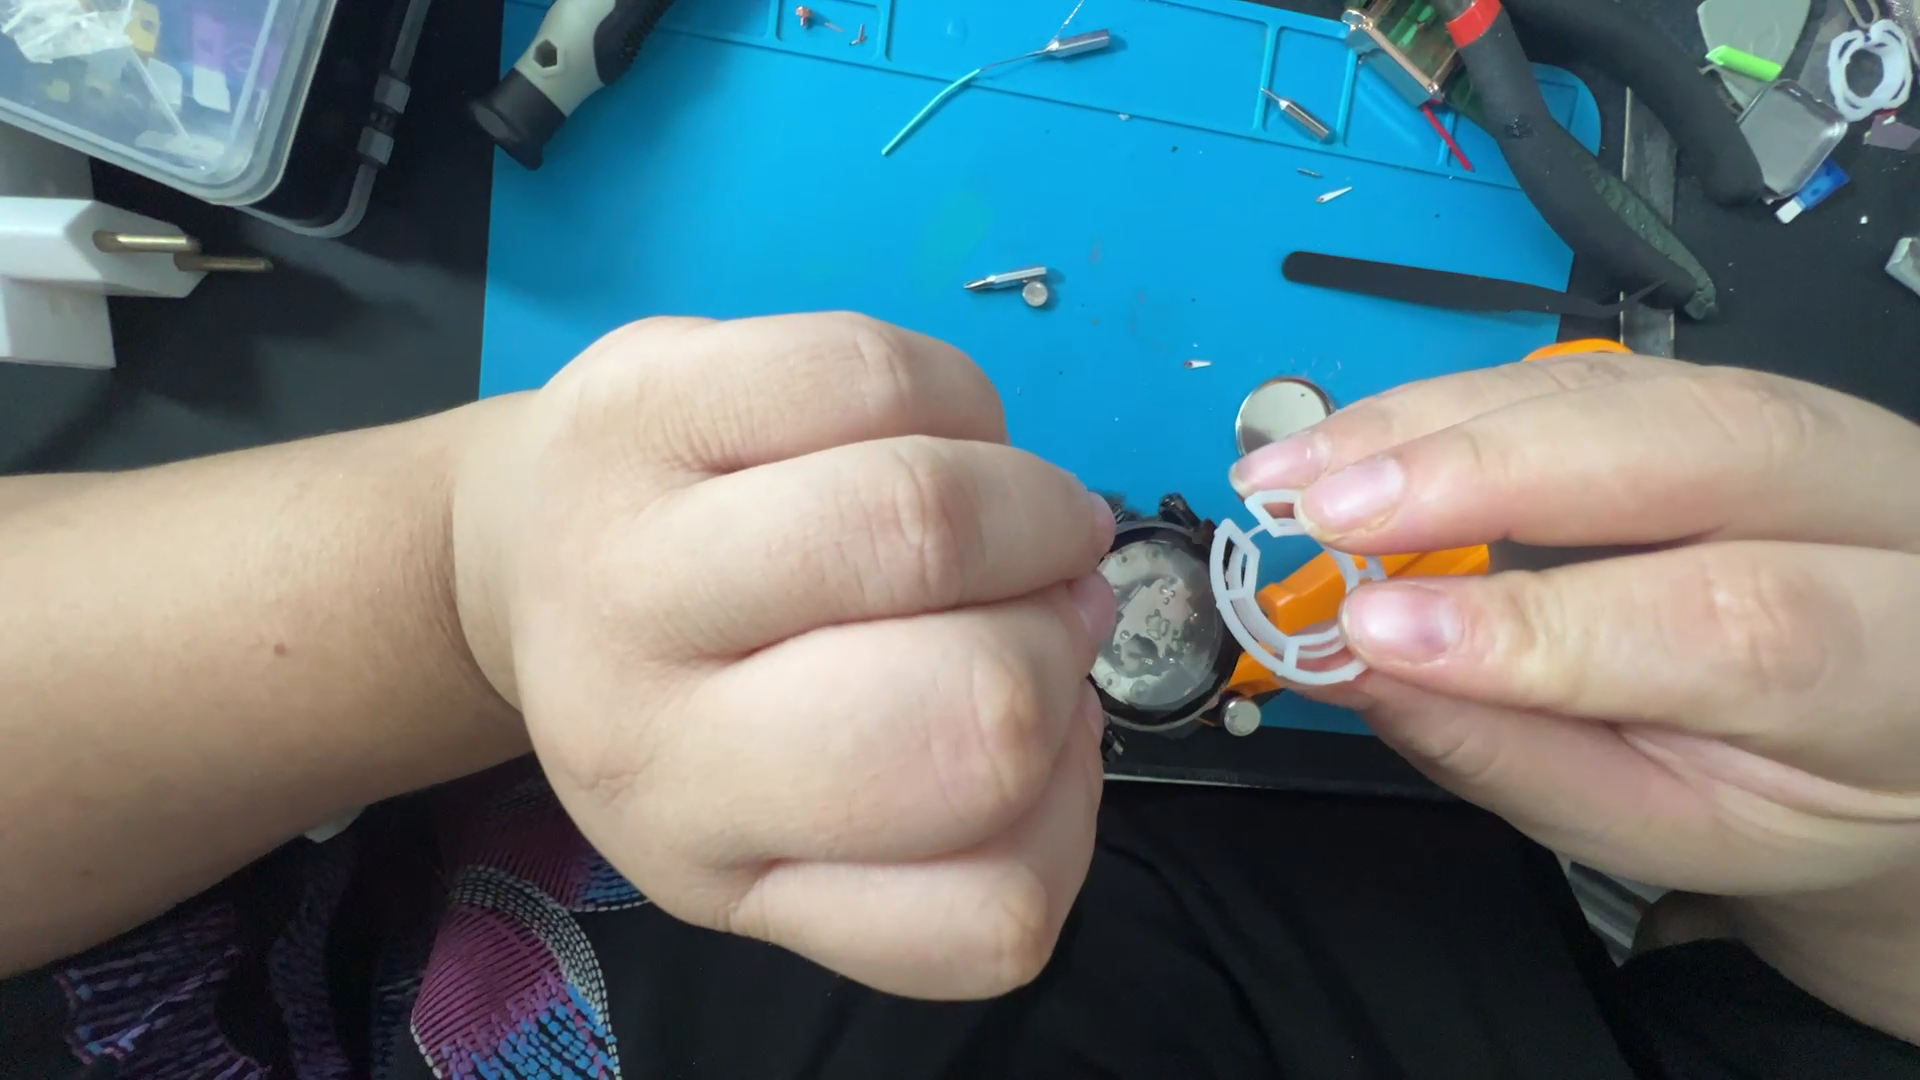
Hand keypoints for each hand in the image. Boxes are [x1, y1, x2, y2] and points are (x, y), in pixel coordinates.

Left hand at [448, 314, 1114, 999]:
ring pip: (927, 515)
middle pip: (976, 693)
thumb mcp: (794, 838)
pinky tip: (936, 430)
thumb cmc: (684, 697)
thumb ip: (957, 835)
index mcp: (714, 840)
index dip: (1073, 789)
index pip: (985, 898)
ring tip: (1007, 506)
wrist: (537, 555)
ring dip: (1032, 503)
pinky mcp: (652, 379)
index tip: (1055, 712)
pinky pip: (882, 375)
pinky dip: (965, 403)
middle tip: (1053, 590)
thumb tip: (1074, 702)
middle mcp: (648, 705)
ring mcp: (635, 527)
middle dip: (1063, 628)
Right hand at [1230, 355, 1919, 1033]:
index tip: (1370, 628)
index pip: (1737, 625)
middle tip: (1326, 510)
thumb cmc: (1745, 792)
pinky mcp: (1671, 394)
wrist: (1852, 712)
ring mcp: (1777, 422)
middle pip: (1688, 444)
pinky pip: (1537, 380)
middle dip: (1475, 474)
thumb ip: (1496, 747)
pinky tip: (1326, 446)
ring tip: (1288, 477)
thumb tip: (1343, 663)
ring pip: (1593, 389)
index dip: (1535, 626)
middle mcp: (1874, 503)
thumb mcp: (1637, 819)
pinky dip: (1411, 411)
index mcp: (1903, 661)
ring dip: (1411, 427)